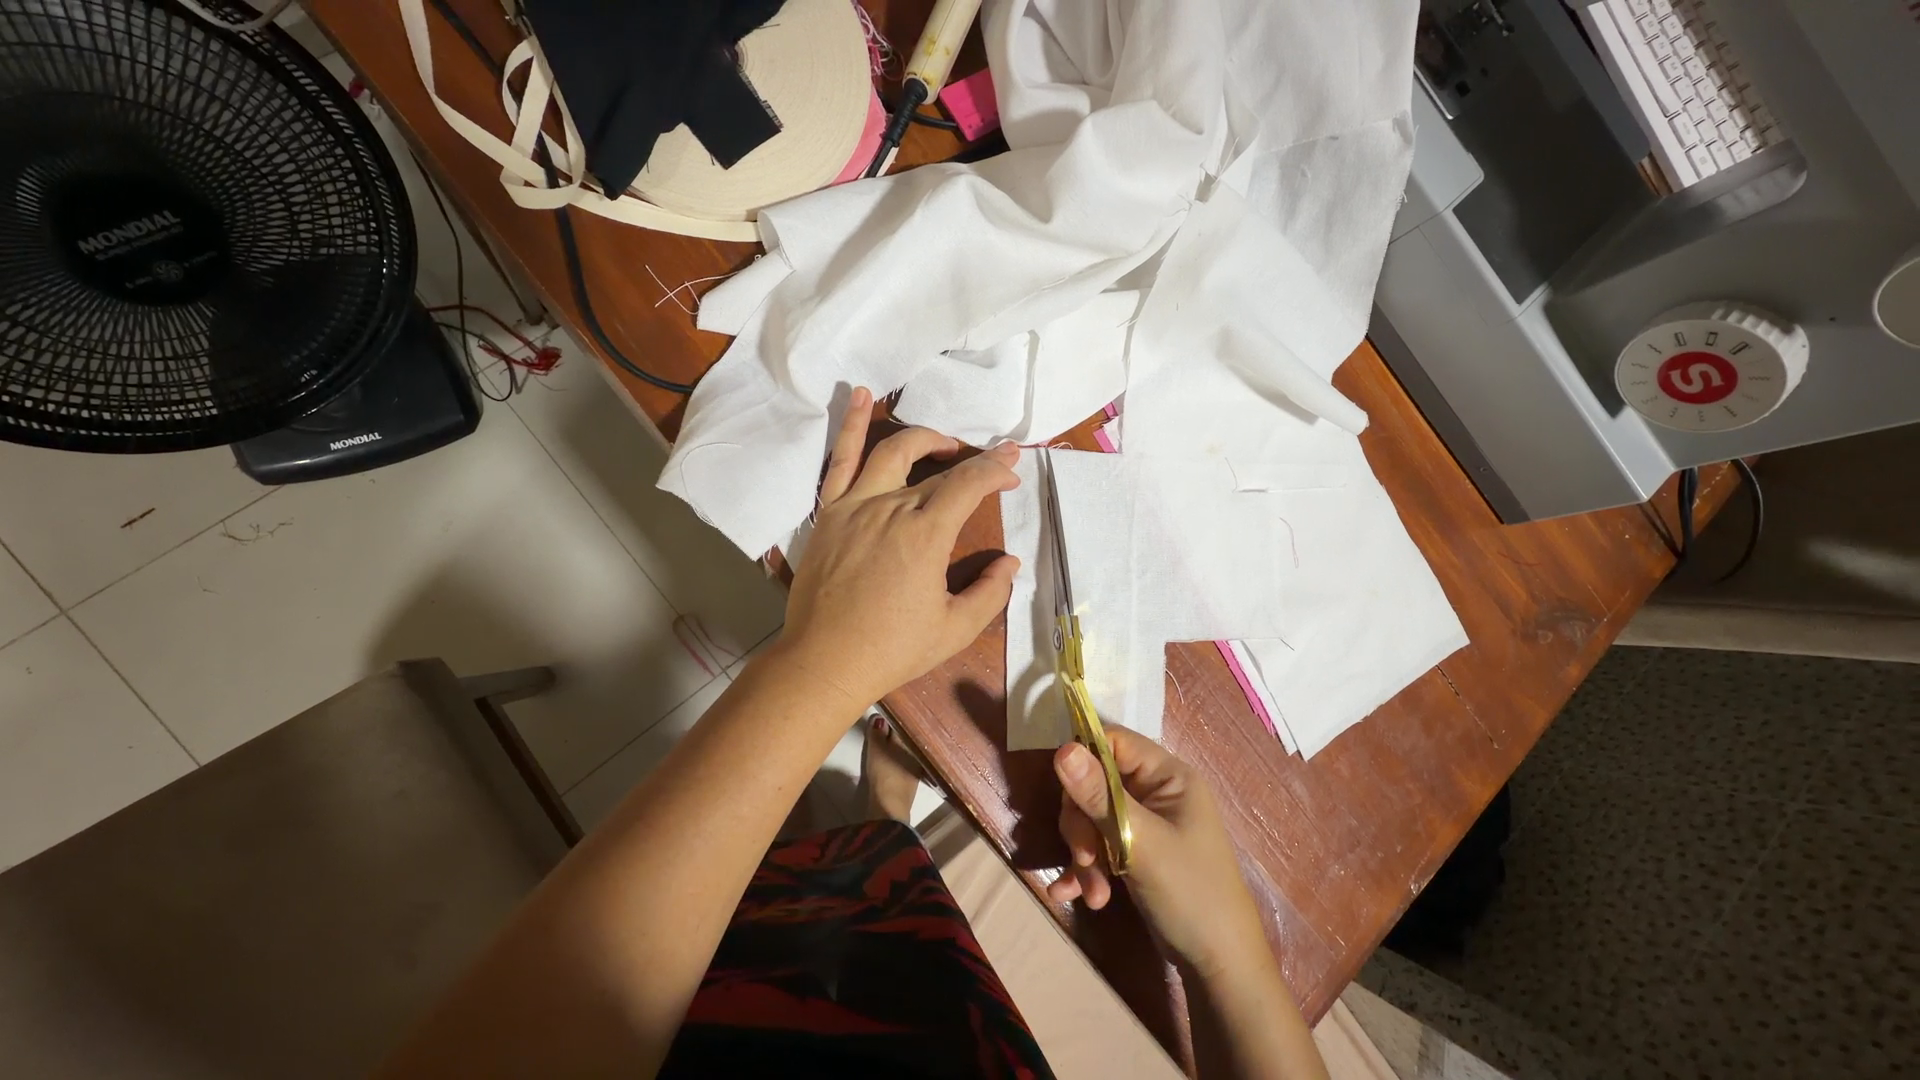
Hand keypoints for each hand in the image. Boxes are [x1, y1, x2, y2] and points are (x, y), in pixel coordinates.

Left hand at [775, 387, 1022, 709]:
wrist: (824, 661)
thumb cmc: (892, 649)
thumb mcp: (955, 629)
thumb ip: (990, 592)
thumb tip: (1010, 562)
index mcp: (926, 534)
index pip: (968, 484)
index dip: (995, 473)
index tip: (1012, 475)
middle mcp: (891, 507)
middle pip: (938, 468)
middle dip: (973, 460)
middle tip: (993, 464)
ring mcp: (855, 504)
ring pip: (892, 451)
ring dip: (924, 438)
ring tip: (944, 442)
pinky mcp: (828, 512)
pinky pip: (840, 459)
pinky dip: (850, 424)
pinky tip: (860, 396)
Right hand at [1048, 726, 1269, 978]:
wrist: (1218, 965)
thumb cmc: (1190, 893)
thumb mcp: (1140, 842)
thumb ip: (1099, 795)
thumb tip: (1062, 748)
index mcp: (1168, 776)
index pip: (1113, 742)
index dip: (1083, 760)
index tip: (1066, 793)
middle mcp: (1156, 792)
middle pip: (1094, 782)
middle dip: (1082, 824)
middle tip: (1084, 857)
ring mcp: (1145, 823)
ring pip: (1091, 817)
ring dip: (1083, 854)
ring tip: (1093, 892)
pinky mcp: (1135, 852)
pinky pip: (1097, 844)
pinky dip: (1085, 868)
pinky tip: (1073, 893)